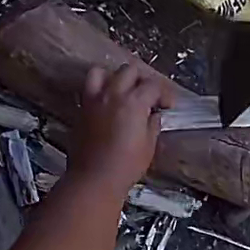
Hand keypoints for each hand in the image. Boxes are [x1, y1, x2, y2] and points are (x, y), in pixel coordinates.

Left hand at [68, 63, 171, 198]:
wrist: (94, 178)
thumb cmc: (126, 166)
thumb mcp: (149, 146)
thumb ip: (152, 125)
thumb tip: (153, 115)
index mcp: (134, 103)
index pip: (153, 85)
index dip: (164, 93)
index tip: (168, 105)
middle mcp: (113, 94)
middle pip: (129, 70)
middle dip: (143, 79)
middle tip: (149, 94)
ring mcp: (94, 100)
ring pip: (103, 71)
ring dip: (116, 77)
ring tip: (123, 90)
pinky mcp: (81, 109)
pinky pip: (89, 88)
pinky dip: (99, 88)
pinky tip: (107, 102)